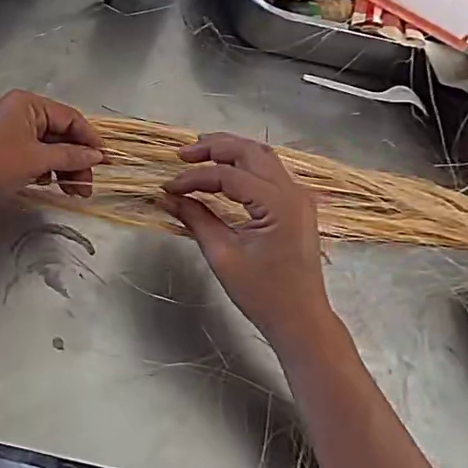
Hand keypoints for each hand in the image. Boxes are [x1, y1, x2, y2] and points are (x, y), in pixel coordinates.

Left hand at [0, 91, 105, 221]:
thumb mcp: (37, 160)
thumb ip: (71, 156)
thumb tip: (96, 155)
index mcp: (26, 103)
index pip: (70, 118)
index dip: (89, 140)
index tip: (104, 163)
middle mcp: (17, 112)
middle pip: (60, 134)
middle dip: (76, 160)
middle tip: (86, 187)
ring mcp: (8, 131)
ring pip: (47, 147)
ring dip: (63, 168)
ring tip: (72, 192)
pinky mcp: (1, 150)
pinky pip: (32, 156)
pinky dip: (45, 169)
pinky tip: (48, 184)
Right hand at [156, 133, 331, 343]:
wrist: (301, 319)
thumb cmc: (262, 293)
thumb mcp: (222, 254)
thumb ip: (195, 218)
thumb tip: (166, 197)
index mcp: (278, 205)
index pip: (227, 175)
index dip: (193, 178)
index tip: (168, 188)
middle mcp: (293, 193)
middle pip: (250, 152)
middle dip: (213, 148)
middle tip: (181, 155)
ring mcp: (298, 198)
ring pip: (261, 156)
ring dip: (228, 151)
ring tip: (197, 155)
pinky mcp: (295, 206)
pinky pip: (268, 171)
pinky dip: (242, 164)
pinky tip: (221, 172)